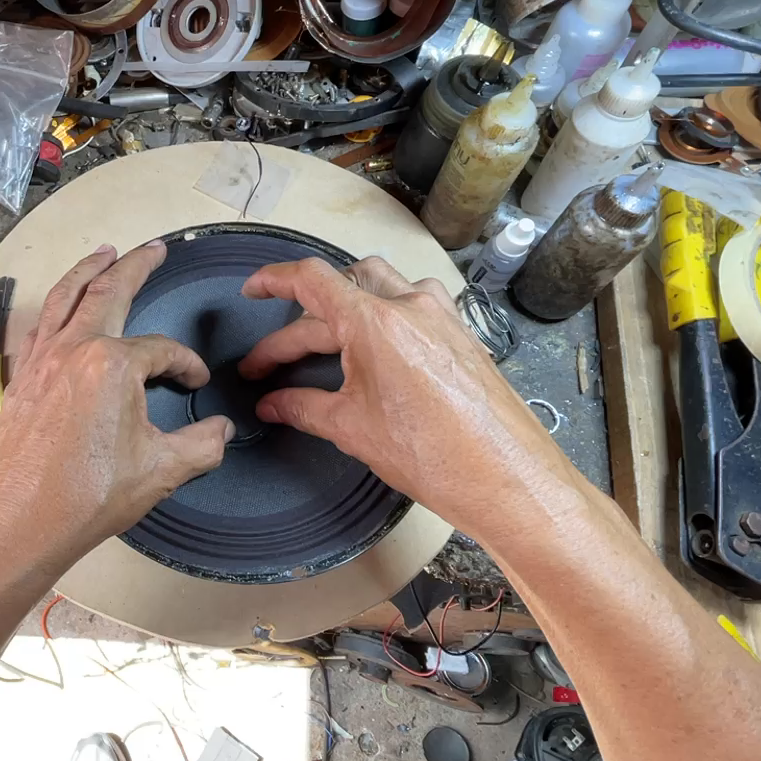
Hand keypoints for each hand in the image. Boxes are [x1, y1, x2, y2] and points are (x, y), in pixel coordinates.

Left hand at [0, 243, 233, 571]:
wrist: (26, 523)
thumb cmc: (91, 495)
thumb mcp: (163, 470)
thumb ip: (202, 445)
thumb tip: (221, 432)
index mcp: (112, 365)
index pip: (162, 351)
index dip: (186, 365)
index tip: (196, 381)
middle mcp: (73, 350)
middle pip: (108, 292)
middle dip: (134, 264)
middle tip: (153, 248)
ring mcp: (41, 361)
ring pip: (63, 297)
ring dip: (87, 270)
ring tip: (103, 253)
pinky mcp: (22, 378)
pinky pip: (39, 327)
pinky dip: (54, 307)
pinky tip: (60, 308)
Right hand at [237, 257, 590, 543]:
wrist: (508, 480)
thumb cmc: (433, 455)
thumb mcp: (352, 429)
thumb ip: (303, 407)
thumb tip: (271, 404)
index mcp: (376, 322)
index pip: (312, 280)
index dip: (273, 281)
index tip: (252, 290)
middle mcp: (410, 305)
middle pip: (337, 292)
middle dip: (296, 326)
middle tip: (269, 363)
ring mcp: (440, 316)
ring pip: (379, 285)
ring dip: (343, 305)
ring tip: (322, 339)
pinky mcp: (460, 333)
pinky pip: (413, 302)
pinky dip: (382, 314)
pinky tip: (377, 345)